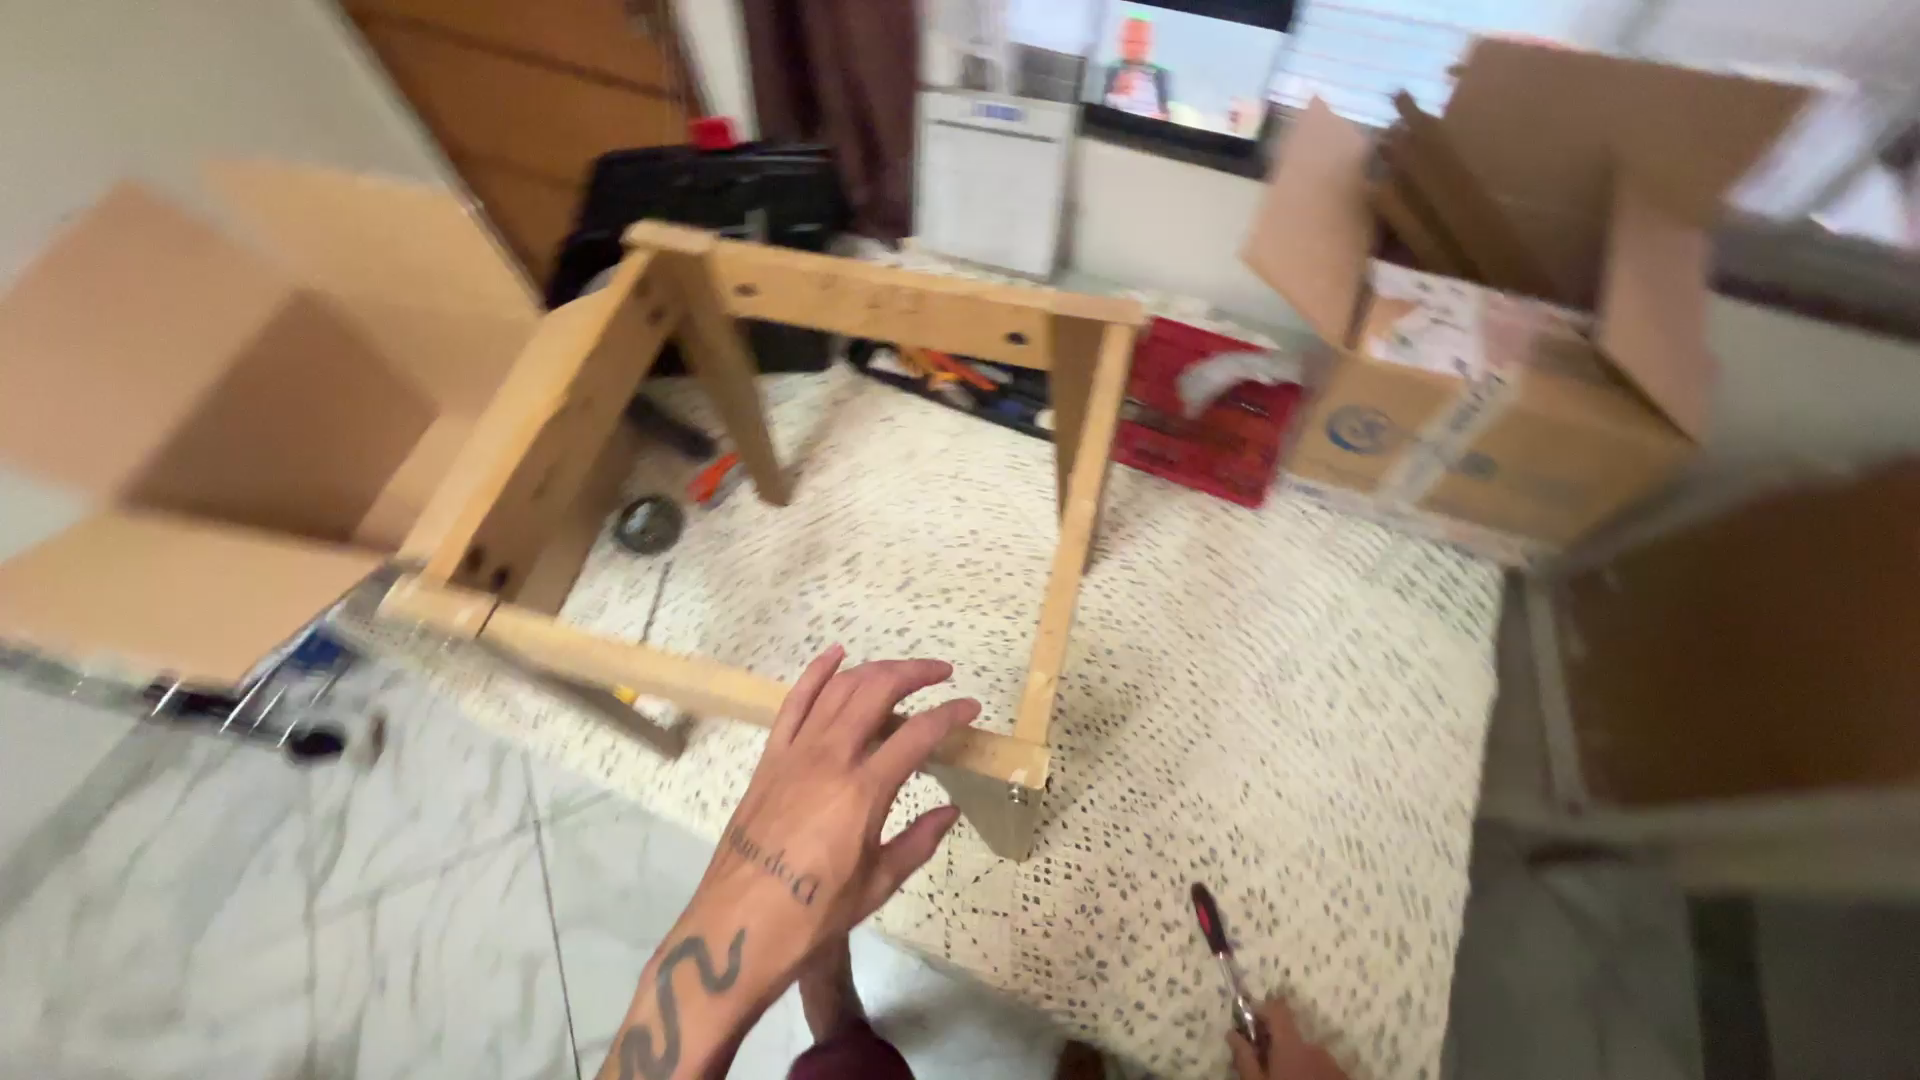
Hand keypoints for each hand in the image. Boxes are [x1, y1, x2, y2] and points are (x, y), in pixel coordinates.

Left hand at [690, 645, 978, 976]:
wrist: (736, 927)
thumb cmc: (813, 915)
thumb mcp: (877, 883)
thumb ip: (919, 840)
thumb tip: (951, 810)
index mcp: (862, 790)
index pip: (918, 734)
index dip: (950, 714)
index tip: (971, 708)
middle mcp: (830, 757)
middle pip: (877, 691)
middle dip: (915, 673)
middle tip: (942, 673)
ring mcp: (796, 752)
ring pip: (839, 688)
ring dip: (875, 669)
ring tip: (902, 670)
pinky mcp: (771, 757)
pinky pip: (795, 702)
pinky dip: (817, 672)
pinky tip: (836, 653)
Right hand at [1229, 998, 1348, 1079]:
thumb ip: (1244, 1057)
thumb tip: (1232, 1033)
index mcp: (1291, 1045)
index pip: (1277, 1008)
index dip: (1262, 1010)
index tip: (1250, 1026)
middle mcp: (1315, 1049)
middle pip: (1291, 1036)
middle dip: (1276, 1046)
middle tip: (1265, 1066)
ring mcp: (1333, 1066)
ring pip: (1308, 1055)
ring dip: (1295, 1063)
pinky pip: (1323, 1070)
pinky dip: (1311, 1075)